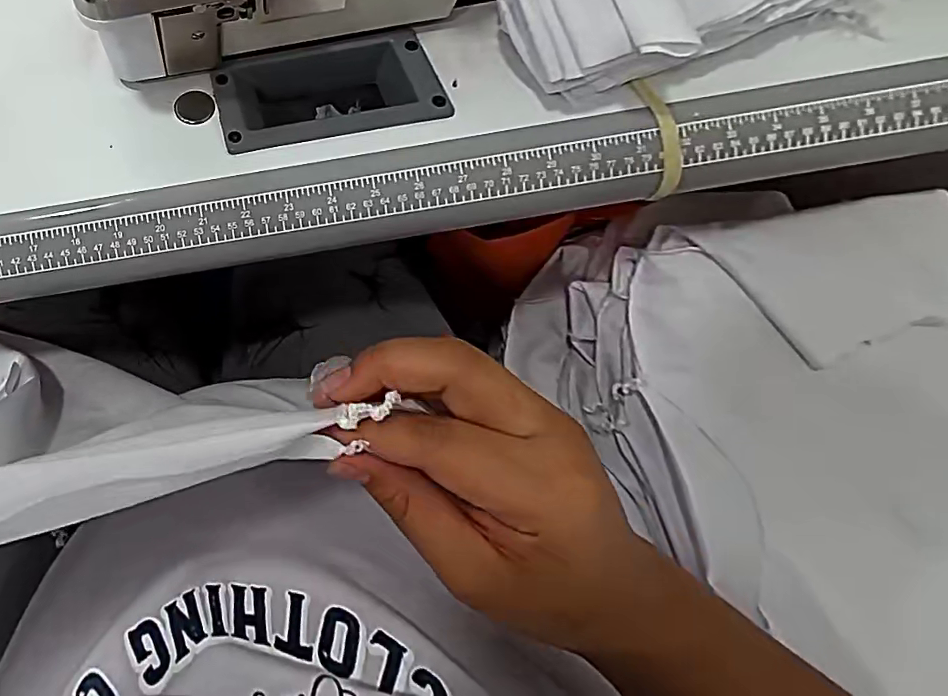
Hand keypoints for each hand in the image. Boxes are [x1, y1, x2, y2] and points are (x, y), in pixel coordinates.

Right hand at [316, 335, 679, 657]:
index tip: (330, 433)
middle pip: (451, 363)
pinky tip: (380, 391)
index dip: (376, 431)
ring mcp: (537, 405)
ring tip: (346, 388)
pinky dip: (409, 370)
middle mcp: (544, 428)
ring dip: (390, 362)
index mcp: (539, 485)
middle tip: (331, 391)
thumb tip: (348, 455)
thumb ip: (407, 505)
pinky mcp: (522, 398)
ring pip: (450, 353)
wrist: (616, 587)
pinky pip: (456, 366)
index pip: (440, 439)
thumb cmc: (550, 594)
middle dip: (380, 365)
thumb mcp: (470, 574)